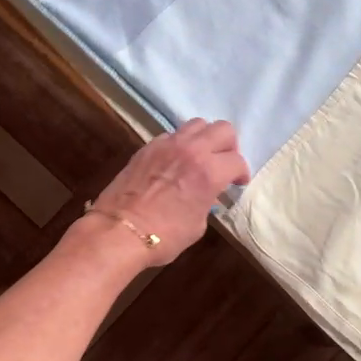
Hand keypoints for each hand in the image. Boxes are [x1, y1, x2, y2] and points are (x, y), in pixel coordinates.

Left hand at [80, 119, 250, 264]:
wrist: (119, 231)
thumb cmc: (164, 236)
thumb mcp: (197, 224)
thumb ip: (207, 200)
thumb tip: (206, 194)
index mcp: (209, 171)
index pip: (237, 160)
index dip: (240, 173)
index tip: (236, 183)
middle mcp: (191, 150)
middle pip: (222, 129)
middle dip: (228, 146)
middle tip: (222, 164)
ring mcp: (166, 145)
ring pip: (196, 125)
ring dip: (203, 139)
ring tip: (199, 157)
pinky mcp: (146, 147)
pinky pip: (170, 136)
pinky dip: (178, 145)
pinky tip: (173, 162)